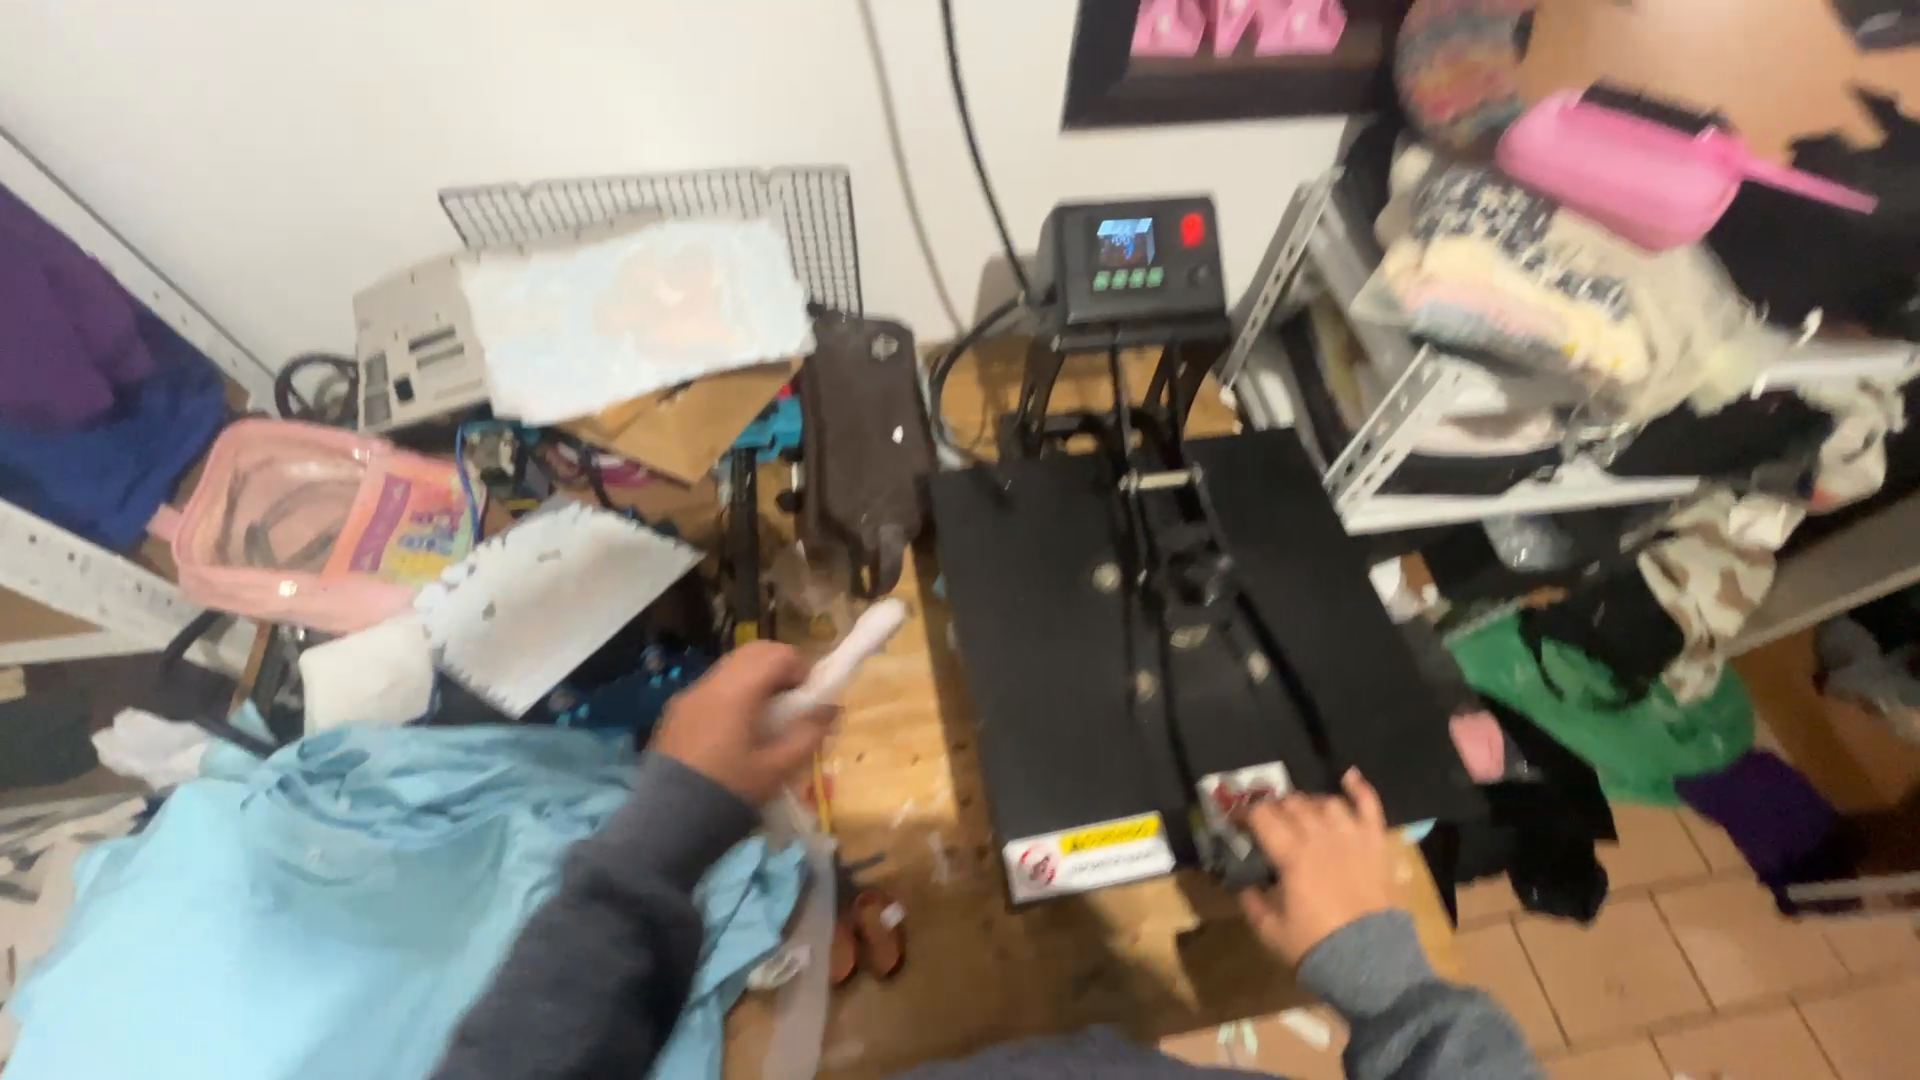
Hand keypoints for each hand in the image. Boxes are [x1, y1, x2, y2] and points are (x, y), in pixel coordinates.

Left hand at [649, 642, 835, 805]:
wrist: (666, 825)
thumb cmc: (729, 793)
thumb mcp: (777, 769)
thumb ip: (808, 734)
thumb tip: (831, 709)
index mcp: (737, 692)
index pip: (778, 654)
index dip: (801, 669)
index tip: (807, 699)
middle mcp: (711, 684)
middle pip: (754, 652)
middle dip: (780, 668)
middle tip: (791, 703)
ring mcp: (689, 696)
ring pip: (732, 666)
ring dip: (756, 679)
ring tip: (765, 718)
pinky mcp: (676, 712)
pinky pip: (713, 687)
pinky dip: (734, 693)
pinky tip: (736, 731)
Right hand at [1237, 768, 1395, 965]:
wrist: (1374, 969)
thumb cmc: (1318, 948)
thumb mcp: (1271, 930)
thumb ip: (1251, 900)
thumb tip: (1242, 881)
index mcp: (1292, 855)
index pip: (1261, 816)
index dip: (1244, 814)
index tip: (1236, 822)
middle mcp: (1321, 838)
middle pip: (1292, 804)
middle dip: (1274, 808)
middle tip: (1267, 822)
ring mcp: (1352, 839)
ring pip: (1325, 802)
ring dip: (1309, 804)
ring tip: (1302, 814)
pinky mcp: (1376, 847)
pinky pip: (1370, 808)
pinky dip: (1360, 788)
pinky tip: (1348, 776)